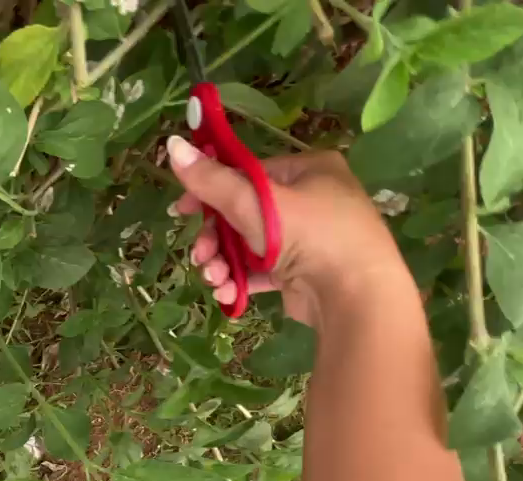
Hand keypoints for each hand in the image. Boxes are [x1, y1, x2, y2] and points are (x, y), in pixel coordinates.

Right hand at [166, 137, 410, 330]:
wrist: (350, 291)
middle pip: (240, 215)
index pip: (245, 175)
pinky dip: (238, 281)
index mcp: (305, 170)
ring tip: (215, 280)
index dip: (208, 194)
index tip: (181, 213)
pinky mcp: (298, 270)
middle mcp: (307, 199)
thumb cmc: (308, 234)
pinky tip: (228, 293)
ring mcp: (304, 237)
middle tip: (201, 257)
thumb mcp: (253, 204)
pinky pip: (257, 270)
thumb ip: (212, 180)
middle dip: (214, 240)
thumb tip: (172, 145)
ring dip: (221, 265)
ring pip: (244, 247)